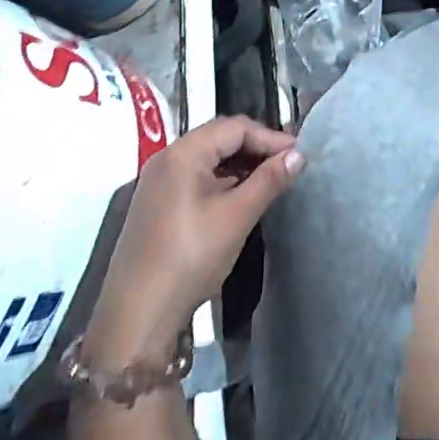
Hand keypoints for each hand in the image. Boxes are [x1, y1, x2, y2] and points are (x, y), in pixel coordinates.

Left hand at [84, 116, 303, 367]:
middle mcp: (167, 157)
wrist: (138, 312)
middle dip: (256, 147)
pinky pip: (195, 176)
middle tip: (289, 163)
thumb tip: (298, 155)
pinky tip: (242, 195)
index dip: (270, 137)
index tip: (300, 154)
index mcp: (183, 153)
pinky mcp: (157, 201)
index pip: (234, 127)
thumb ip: (268, 181)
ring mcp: (159, 180)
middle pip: (219, 137)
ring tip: (272, 178)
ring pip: (207, 157)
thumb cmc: (190, 257)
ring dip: (240, 164)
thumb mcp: (236, 217)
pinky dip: (222, 179)